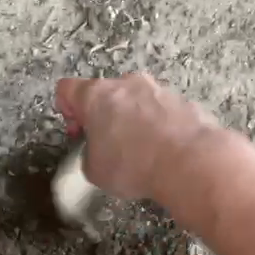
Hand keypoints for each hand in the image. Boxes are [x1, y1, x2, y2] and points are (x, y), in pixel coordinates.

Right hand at [55, 74, 224, 202]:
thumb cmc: (134, 164)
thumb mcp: (93, 171)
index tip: (76, 129)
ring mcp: (157, 89)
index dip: (66, 109)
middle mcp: (127, 84)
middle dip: (102, 116)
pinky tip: (160, 152)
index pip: (67, 89)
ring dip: (131, 121)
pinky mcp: (182, 101)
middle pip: (104, 93)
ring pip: (135, 101)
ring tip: (137, 152)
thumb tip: (97, 153)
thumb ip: (89, 154)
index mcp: (96, 96)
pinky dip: (156, 127)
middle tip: (105, 144)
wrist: (189, 162)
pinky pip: (161, 111)